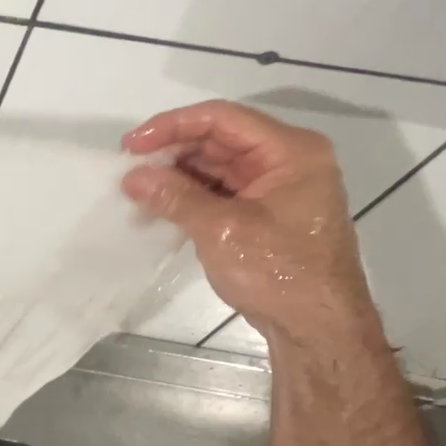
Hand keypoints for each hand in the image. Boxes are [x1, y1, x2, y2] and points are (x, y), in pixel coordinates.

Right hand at [120, 100, 378, 345]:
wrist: (316, 326)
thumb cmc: (279, 272)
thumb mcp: (222, 230)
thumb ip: (176, 197)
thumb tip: (132, 177)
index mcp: (290, 151)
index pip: (223, 119)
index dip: (172, 125)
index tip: (131, 146)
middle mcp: (287, 161)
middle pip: (219, 139)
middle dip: (172, 151)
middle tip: (129, 169)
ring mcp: (276, 188)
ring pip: (216, 167)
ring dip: (176, 176)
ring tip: (137, 190)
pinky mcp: (263, 213)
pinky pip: (220, 192)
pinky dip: (189, 196)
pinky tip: (159, 207)